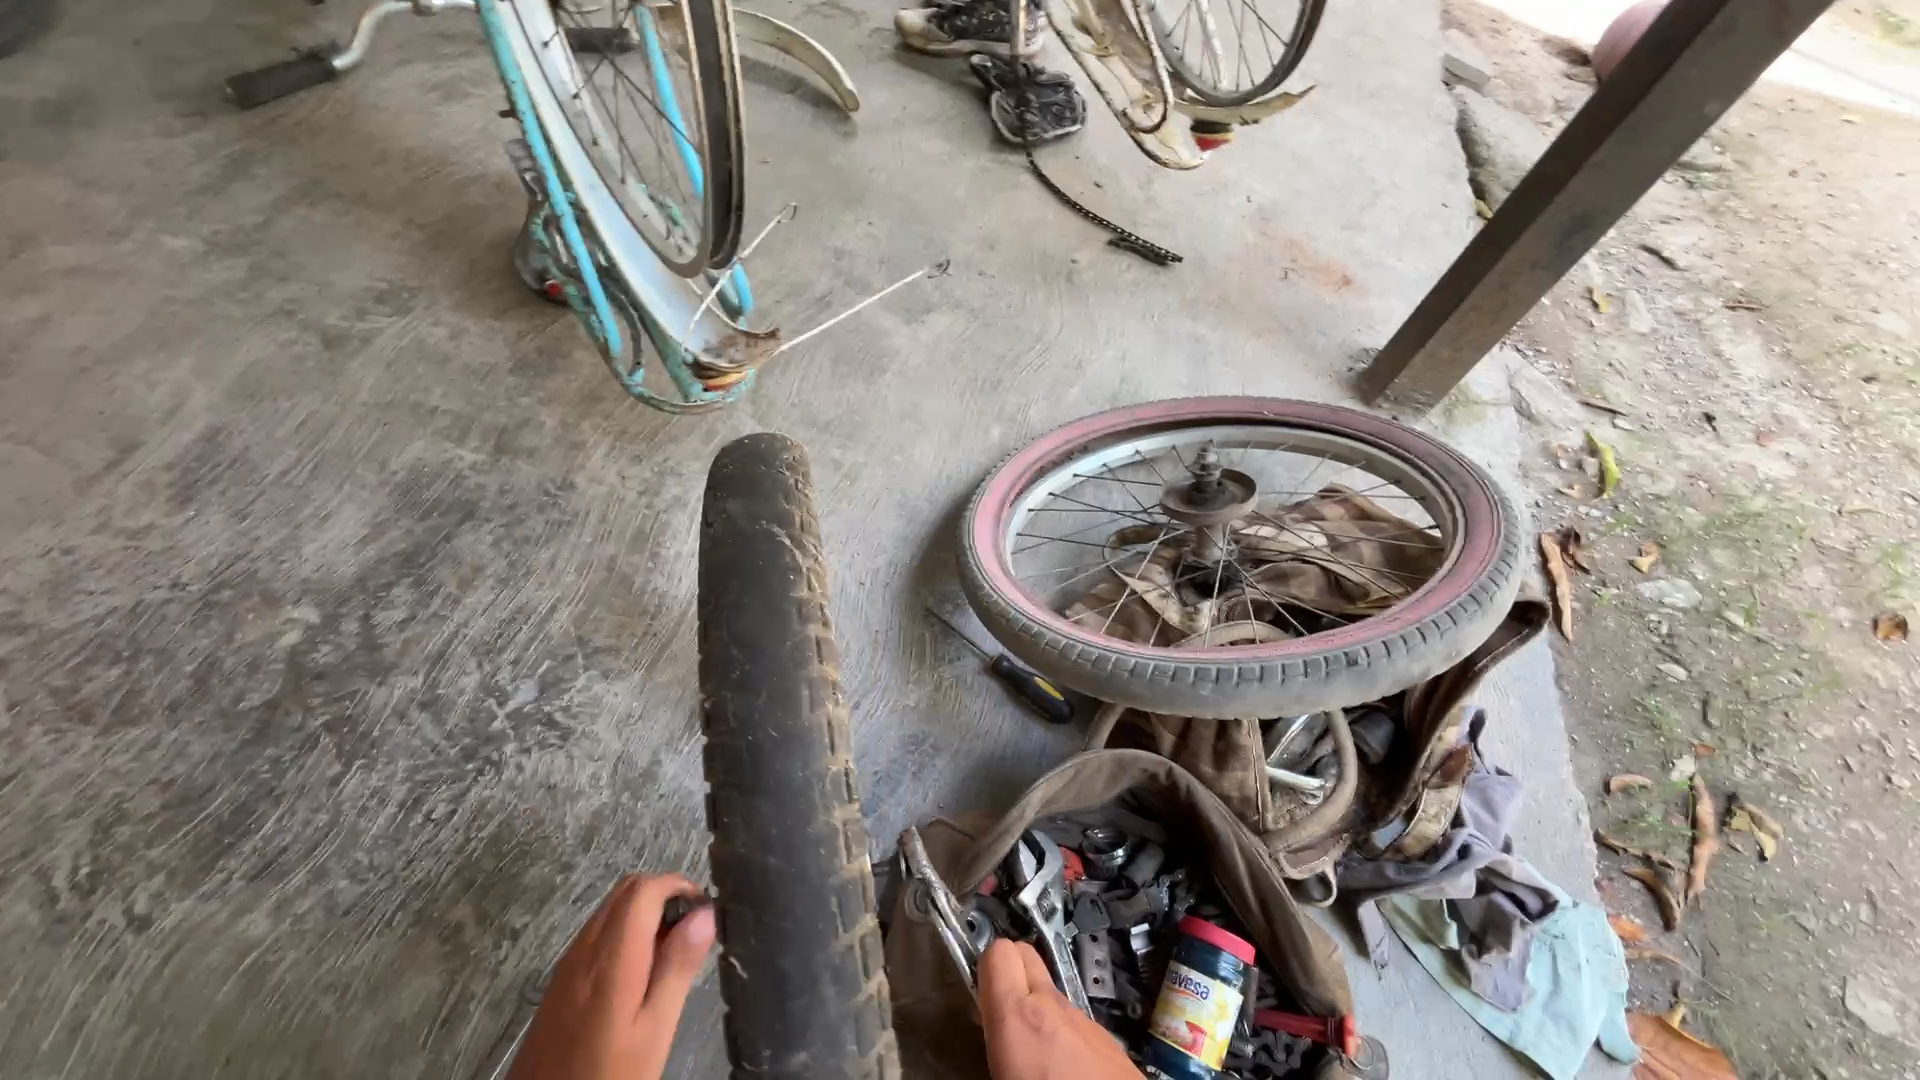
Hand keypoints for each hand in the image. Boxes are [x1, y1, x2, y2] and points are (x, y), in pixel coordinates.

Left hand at [509, 874, 715, 1079]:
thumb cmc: (608, 1077)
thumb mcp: (654, 1030)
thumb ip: (677, 967)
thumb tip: (704, 914)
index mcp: (611, 957)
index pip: (644, 889)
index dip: (679, 887)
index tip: (704, 914)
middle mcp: (585, 950)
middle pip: (626, 891)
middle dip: (664, 895)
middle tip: (691, 933)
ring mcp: (568, 966)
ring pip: (611, 911)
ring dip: (645, 915)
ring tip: (671, 957)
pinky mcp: (560, 984)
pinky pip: (598, 937)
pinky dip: (626, 936)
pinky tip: (640, 977)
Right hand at [977, 940, 1145, 1079]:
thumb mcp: (1003, 1078)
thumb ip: (990, 1054)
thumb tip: (989, 1053)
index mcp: (1017, 1018)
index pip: (997, 952)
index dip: (985, 969)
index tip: (980, 998)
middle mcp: (1051, 1007)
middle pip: (1025, 953)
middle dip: (1010, 972)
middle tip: (1000, 1012)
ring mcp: (1083, 1020)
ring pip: (1050, 991)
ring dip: (1036, 1008)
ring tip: (1031, 1053)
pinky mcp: (1107, 1039)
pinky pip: (1073, 1019)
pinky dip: (1061, 1031)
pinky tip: (1062, 1071)